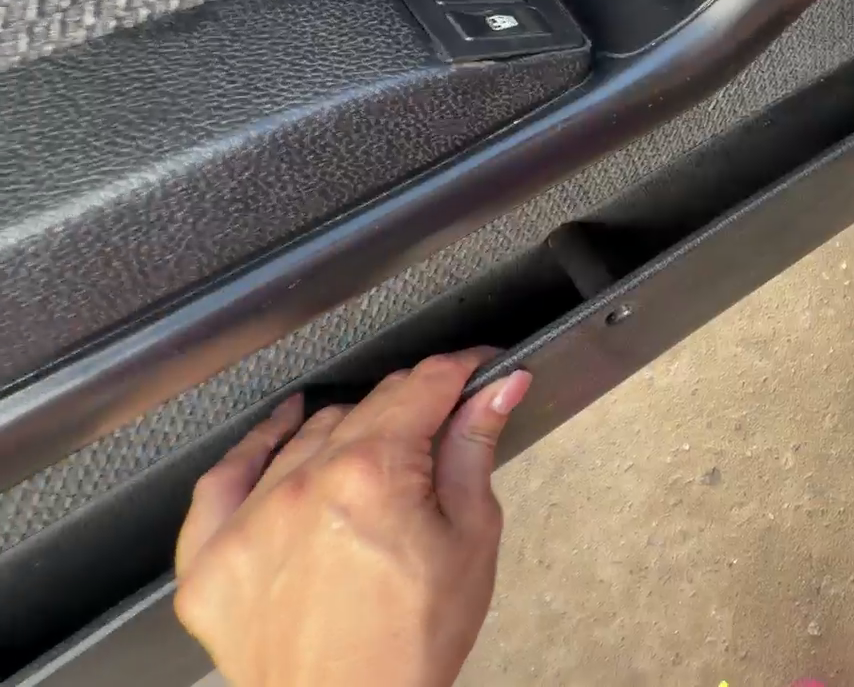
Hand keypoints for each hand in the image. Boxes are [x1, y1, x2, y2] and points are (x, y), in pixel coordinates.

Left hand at [175, 350, 531, 686]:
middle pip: (372, 402)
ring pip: (311, 431)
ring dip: (359, 421)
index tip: (485, 365)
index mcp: (373, 473)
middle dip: (421, 395)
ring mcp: (246, 521)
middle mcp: (302, 484)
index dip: (465, 366)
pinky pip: (221, 479)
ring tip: (392, 438)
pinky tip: (285, 425)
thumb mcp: (472, 530)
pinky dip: (259, 445)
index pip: (425, 385)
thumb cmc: (420, 631)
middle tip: (454, 410)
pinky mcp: (209, 559)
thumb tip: (502, 386)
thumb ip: (475, 447)